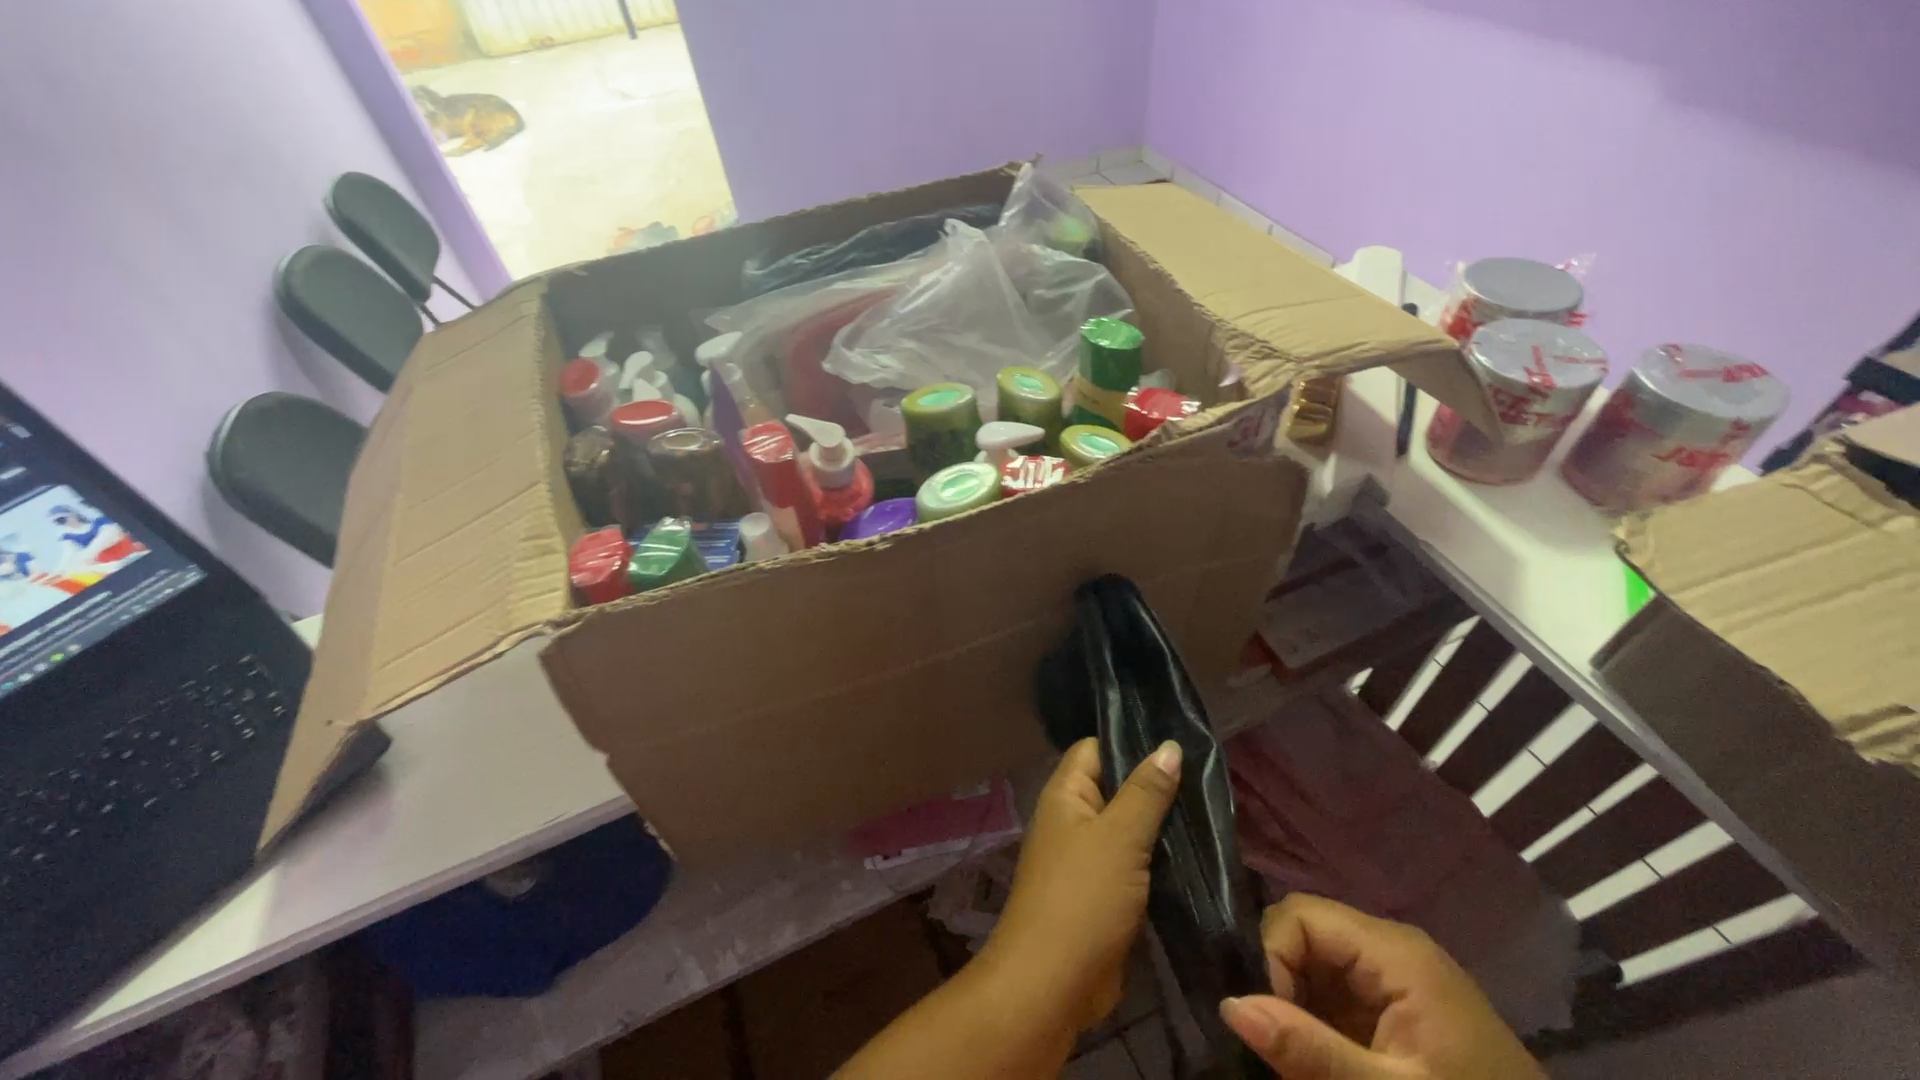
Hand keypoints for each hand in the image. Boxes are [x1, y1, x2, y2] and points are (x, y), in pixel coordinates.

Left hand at [976, 737, 1181, 1032]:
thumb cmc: (1083, 898)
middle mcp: (1073, 821)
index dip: (1132, 741)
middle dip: (1157, 787)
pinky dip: (1160, 862)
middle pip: (1117, 789)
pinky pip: (1135, 866)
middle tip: (1210, 781)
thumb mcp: (1120, 837)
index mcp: (1066, 796)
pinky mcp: (1104, 896)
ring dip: (1163, 828)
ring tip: (1213, 814)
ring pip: (1130, 830)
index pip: (1096, 749)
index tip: (1181, 742)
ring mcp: (1088, 861)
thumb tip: (1169, 747)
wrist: (1054, 983)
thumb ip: (1146, 792)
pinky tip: (1198, 857)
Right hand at [1220, 894, 1542, 1078]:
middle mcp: (1391, 949)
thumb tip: (1228, 1004)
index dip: (1268, 956)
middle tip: (1270, 1046)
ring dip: (1291, 1007)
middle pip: (1304, 936)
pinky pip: (1335, 994)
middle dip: (1276, 983)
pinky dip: (1313, 1023)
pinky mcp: (1397, 1008)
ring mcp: (1395, 978)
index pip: (1299, 916)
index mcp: (1395, 951)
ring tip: (1288, 1059)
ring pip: (1313, 966)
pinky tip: (1315, 1062)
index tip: (1262, 1020)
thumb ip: (1309, 1049)